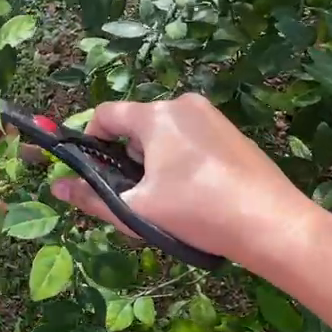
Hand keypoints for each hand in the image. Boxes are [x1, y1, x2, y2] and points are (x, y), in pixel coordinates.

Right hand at [50, 94, 313, 262]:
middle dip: (128, 158)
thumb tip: (56, 187)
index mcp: (156, 115)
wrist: (274, 227)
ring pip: (165, 135)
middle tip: (138, 197)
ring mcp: (212, 117)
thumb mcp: (137, 209)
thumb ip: (91, 197)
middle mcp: (182, 105)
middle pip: (136, 126)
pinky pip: (192, 141)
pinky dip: (183, 163)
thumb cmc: (198, 212)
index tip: (96, 173)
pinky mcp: (234, 134)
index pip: (105, 114)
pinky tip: (197, 197)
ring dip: (156, 163)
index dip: (90, 141)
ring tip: (170, 202)